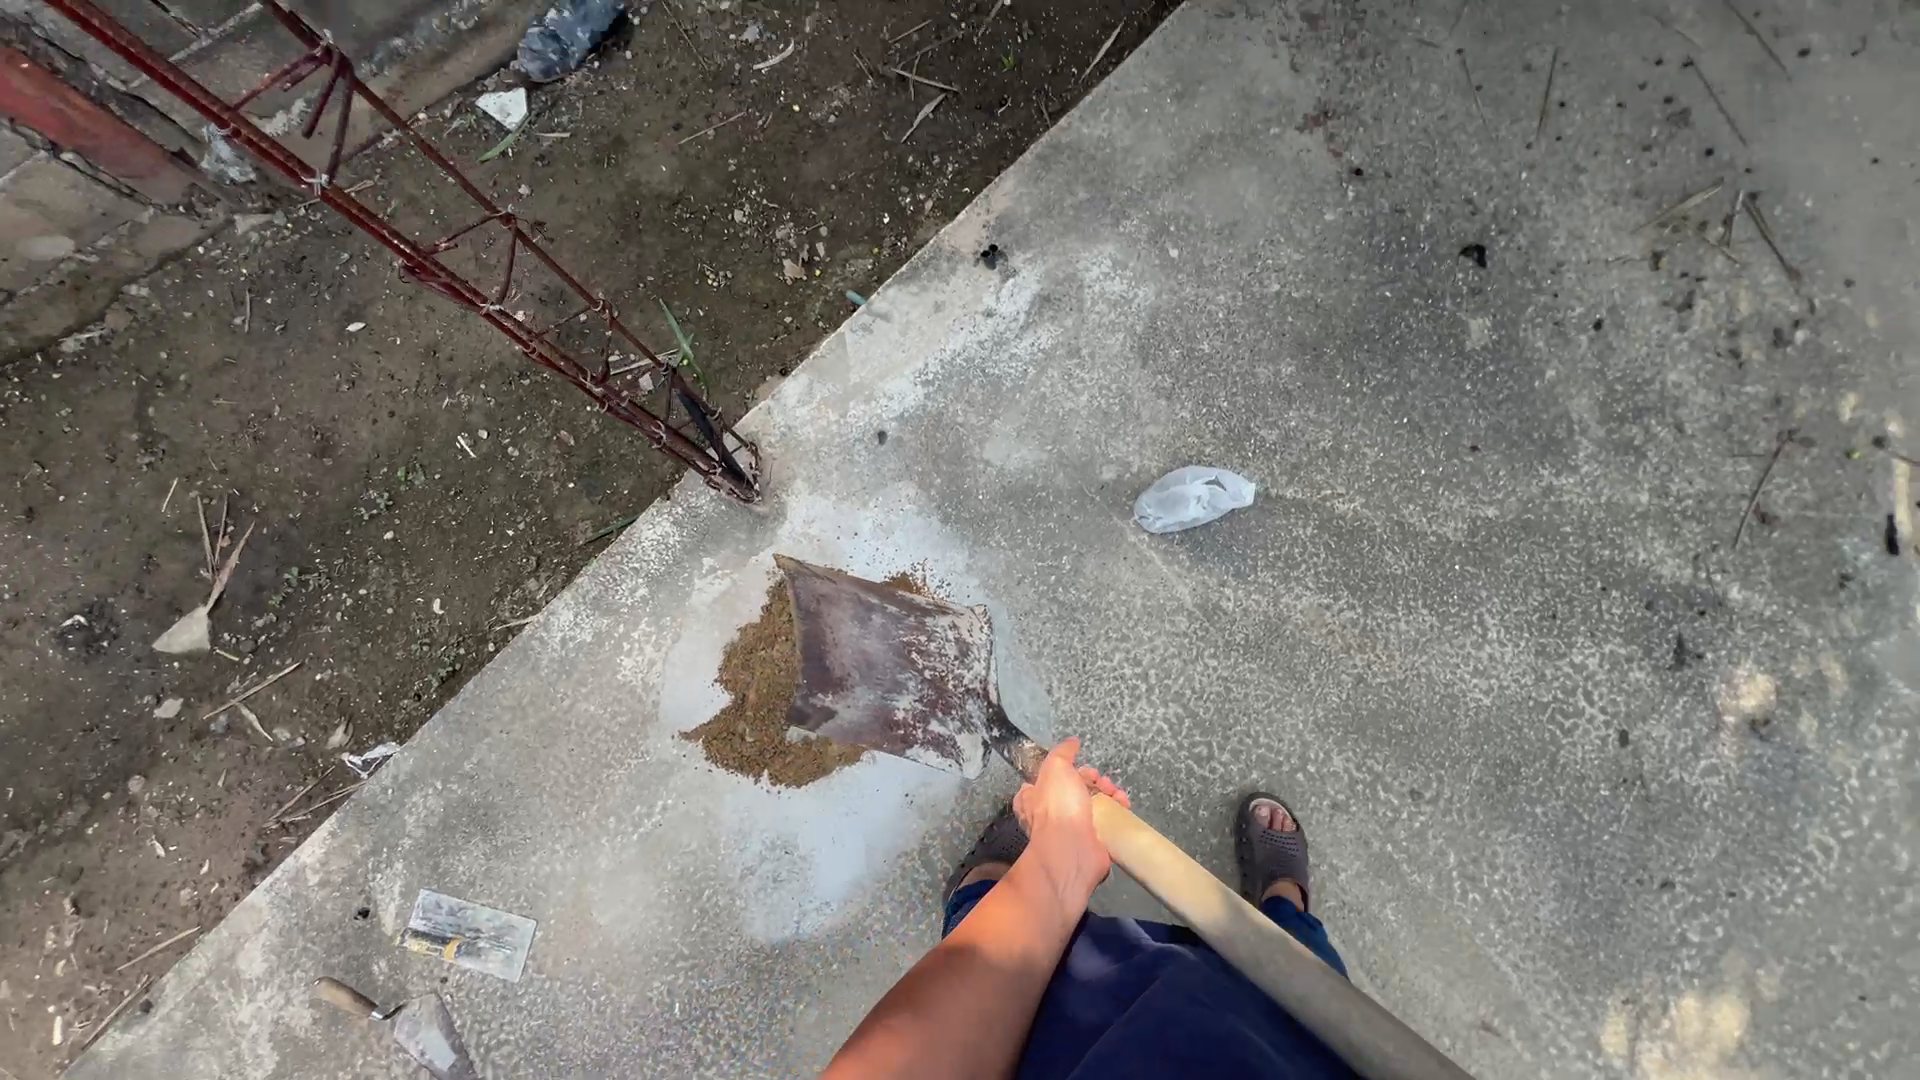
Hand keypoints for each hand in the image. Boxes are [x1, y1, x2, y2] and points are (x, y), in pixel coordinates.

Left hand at [1012, 737, 1129, 903]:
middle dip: (1091, 780)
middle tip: (1101, 779)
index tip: (1079, 766)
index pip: (1045, 779)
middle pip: (1073, 790)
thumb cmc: (1058, 808)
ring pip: (1092, 805)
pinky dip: (1116, 812)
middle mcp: (1049, 815)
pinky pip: (1105, 823)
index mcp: (1032, 798)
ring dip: (1107, 794)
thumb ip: (1063, 752)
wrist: (1072, 852)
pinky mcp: (1092, 843)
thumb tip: (1072, 742)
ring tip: (1115, 792)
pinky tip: (1123, 805)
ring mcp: (1070, 831)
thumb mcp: (1056, 768)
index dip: (1065, 770)